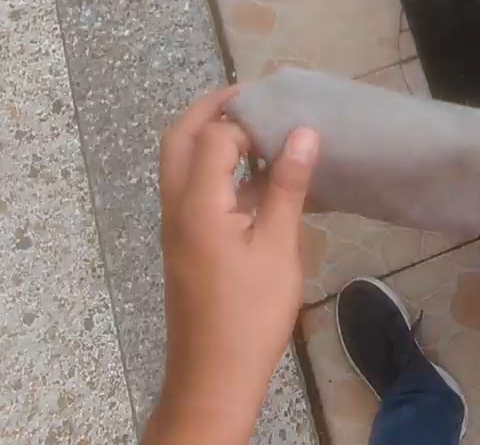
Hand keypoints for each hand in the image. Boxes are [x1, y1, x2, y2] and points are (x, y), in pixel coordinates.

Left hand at [149, 88, 319, 444]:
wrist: (212, 382)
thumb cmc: (249, 314)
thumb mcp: (277, 247)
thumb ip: (287, 186)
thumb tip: (303, 131)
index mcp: (196, 204)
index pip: (213, 137)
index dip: (248, 124)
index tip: (286, 123)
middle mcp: (176, 207)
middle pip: (178, 138)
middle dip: (210, 109)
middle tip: (251, 96)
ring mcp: (177, 226)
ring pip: (180, 163)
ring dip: (211, 136)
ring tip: (258, 128)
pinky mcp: (186, 243)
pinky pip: (193, 188)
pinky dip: (218, 168)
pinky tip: (260, 179)